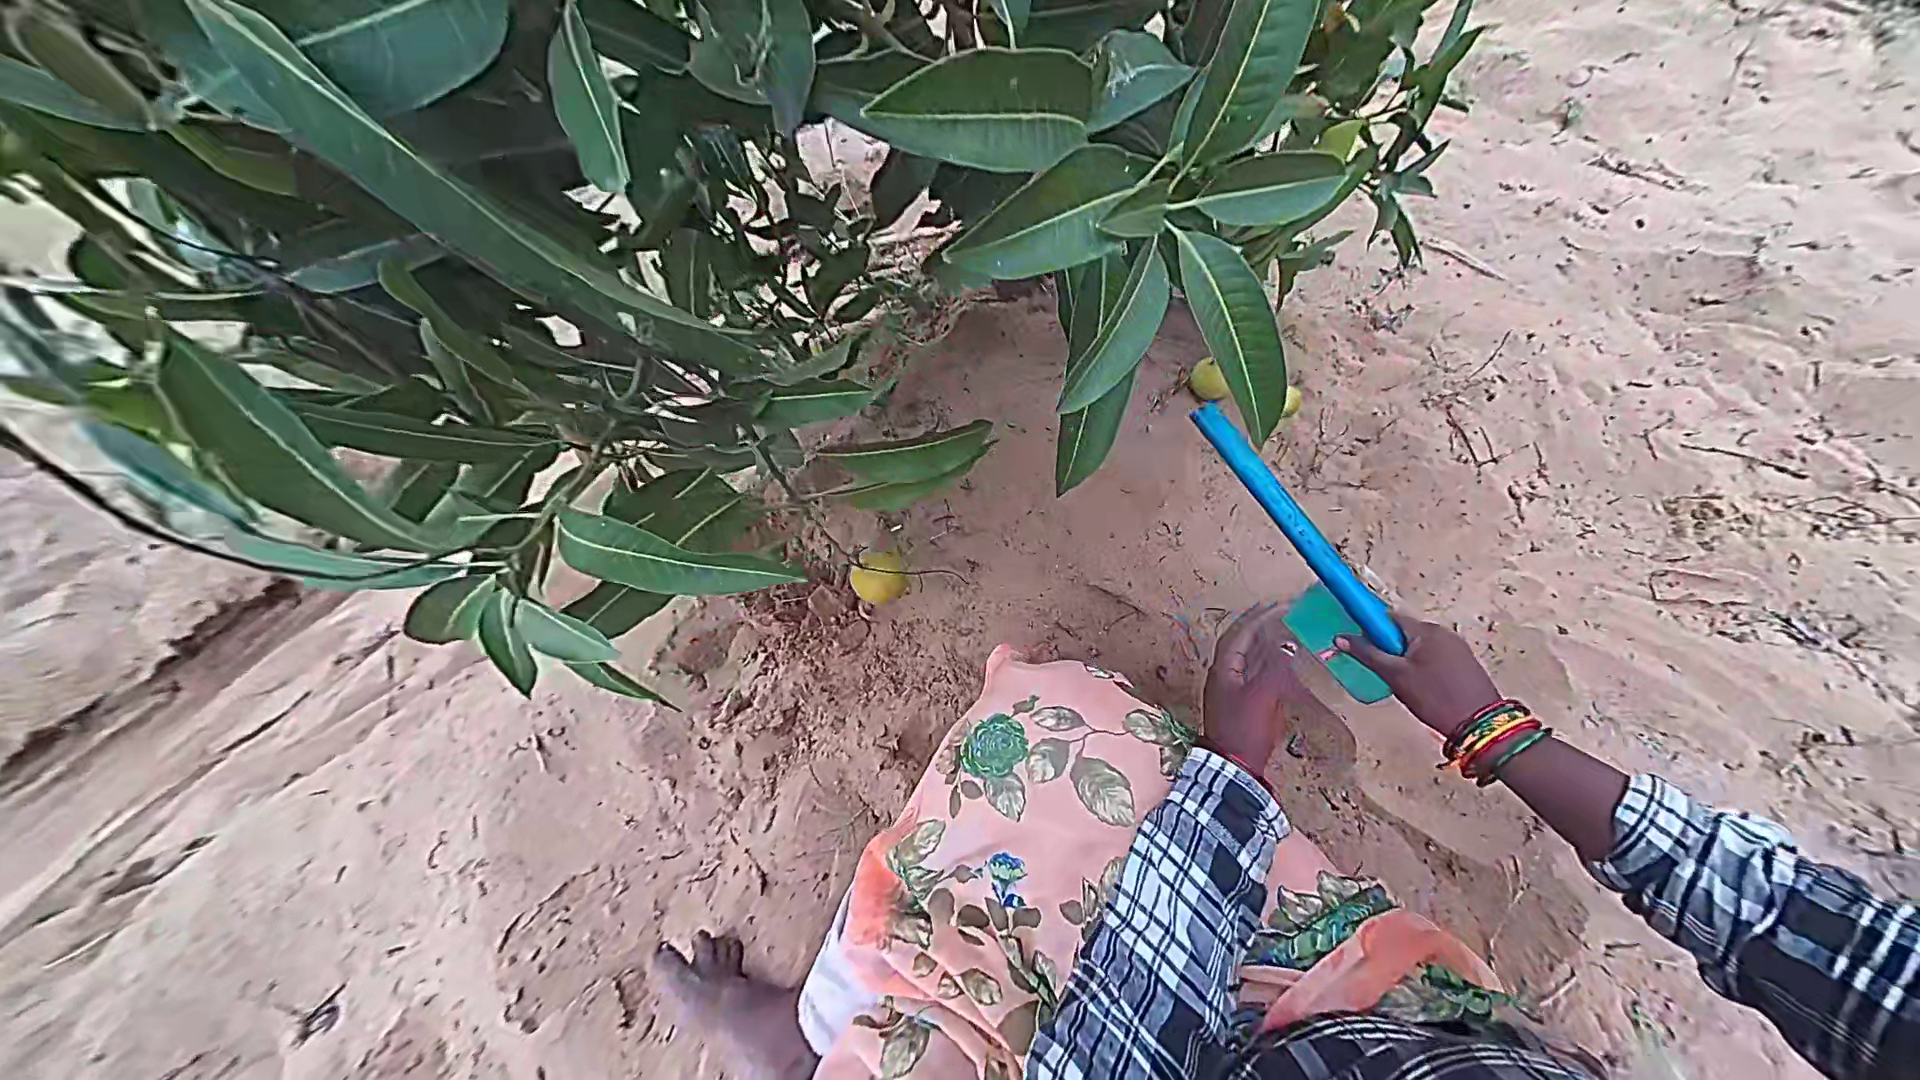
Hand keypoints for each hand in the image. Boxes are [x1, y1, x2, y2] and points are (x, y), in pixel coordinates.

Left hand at [1203, 603, 1309, 767]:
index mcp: (1223, 668)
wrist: (1234, 765)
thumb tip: (1286, 643)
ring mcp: (1230, 686)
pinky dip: (1265, 659)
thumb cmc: (1245, 729)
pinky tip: (1277, 659)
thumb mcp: (1262, 696)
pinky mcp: (1239, 700)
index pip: (1240, 633)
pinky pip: (1252, 670)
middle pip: (1239, 640)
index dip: (1259, 617)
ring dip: (1262, 639)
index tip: (1280, 605)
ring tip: (1280, 627)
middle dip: (1258, 623)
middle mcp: (1223, 673)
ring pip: (1245, 654)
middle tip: (1278, 610)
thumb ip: (1274, 668)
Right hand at [1335, 615, 1500, 737]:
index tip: (1363, 648)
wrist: (1481, 725)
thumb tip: (1340, 638)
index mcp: (1426, 631)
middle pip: (1403, 632)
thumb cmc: (1434, 696)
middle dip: (1389, 647)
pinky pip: (1433, 655)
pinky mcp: (1465, 662)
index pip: (1388, 618)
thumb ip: (1366, 653)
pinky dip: (1420, 665)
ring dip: (1404, 658)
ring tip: (1402, 681)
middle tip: (1384, 670)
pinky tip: (1420, 685)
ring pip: (1417, 645)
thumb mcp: (1394, 675)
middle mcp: (1444, 633)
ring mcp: (1457, 647)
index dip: (1371, 630)